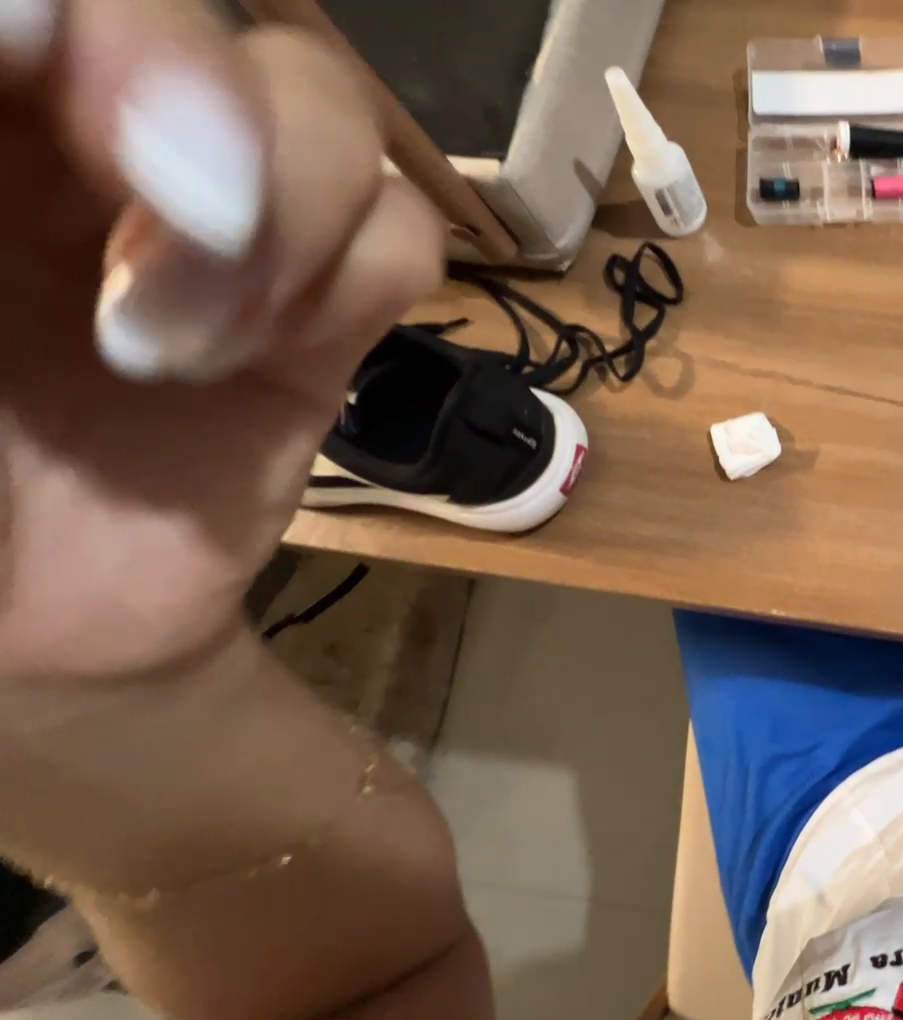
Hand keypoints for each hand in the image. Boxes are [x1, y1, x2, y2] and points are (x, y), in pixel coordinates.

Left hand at [0, 0, 442, 679]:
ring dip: (292, 231)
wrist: (26, 620)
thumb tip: (40, 15)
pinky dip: (355, 290)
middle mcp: (109, 130)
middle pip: (250, 32)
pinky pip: (409, 245)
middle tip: (168, 221)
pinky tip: (264, 352)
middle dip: (217, 116)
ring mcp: (242, 227)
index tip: (52, 87)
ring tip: (186, 342)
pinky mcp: (334, 316)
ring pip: (352, 127)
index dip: (122, 23)